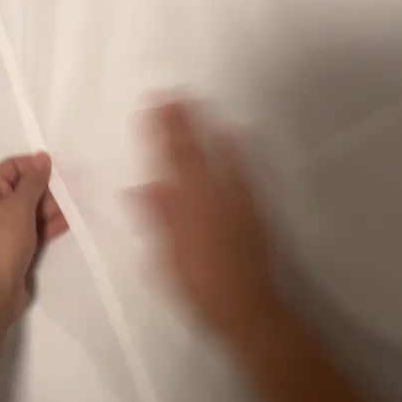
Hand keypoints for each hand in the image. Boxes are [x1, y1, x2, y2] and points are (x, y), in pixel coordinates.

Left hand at [0, 152, 68, 318]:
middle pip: (23, 188)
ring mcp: (6, 229)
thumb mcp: (18, 206)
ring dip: (52, 206)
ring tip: (76, 202)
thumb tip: (42, 157)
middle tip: (72, 187)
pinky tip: (70, 220)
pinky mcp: (18, 248)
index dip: (33, 165)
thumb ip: (33, 181)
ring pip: (32, 210)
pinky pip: (36, 228)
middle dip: (46, 187)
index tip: (57, 167)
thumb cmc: (2, 242)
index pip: (11, 168)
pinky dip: (50, 224)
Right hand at [138, 99, 285, 342]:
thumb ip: (158, 219)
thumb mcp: (166, 257)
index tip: (153, 105)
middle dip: (181, 119)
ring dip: (208, 124)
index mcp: (185, 206)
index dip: (161, 130)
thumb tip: (144, 188)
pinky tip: (241, 131)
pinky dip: (243, 147)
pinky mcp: (257, 207)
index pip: (169, 160)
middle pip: (194, 149)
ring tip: (200, 100)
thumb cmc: (200, 286)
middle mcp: (211, 195)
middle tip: (172, 93)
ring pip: (222, 152)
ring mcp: (237, 198)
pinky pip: (249, 168)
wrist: (248, 308)